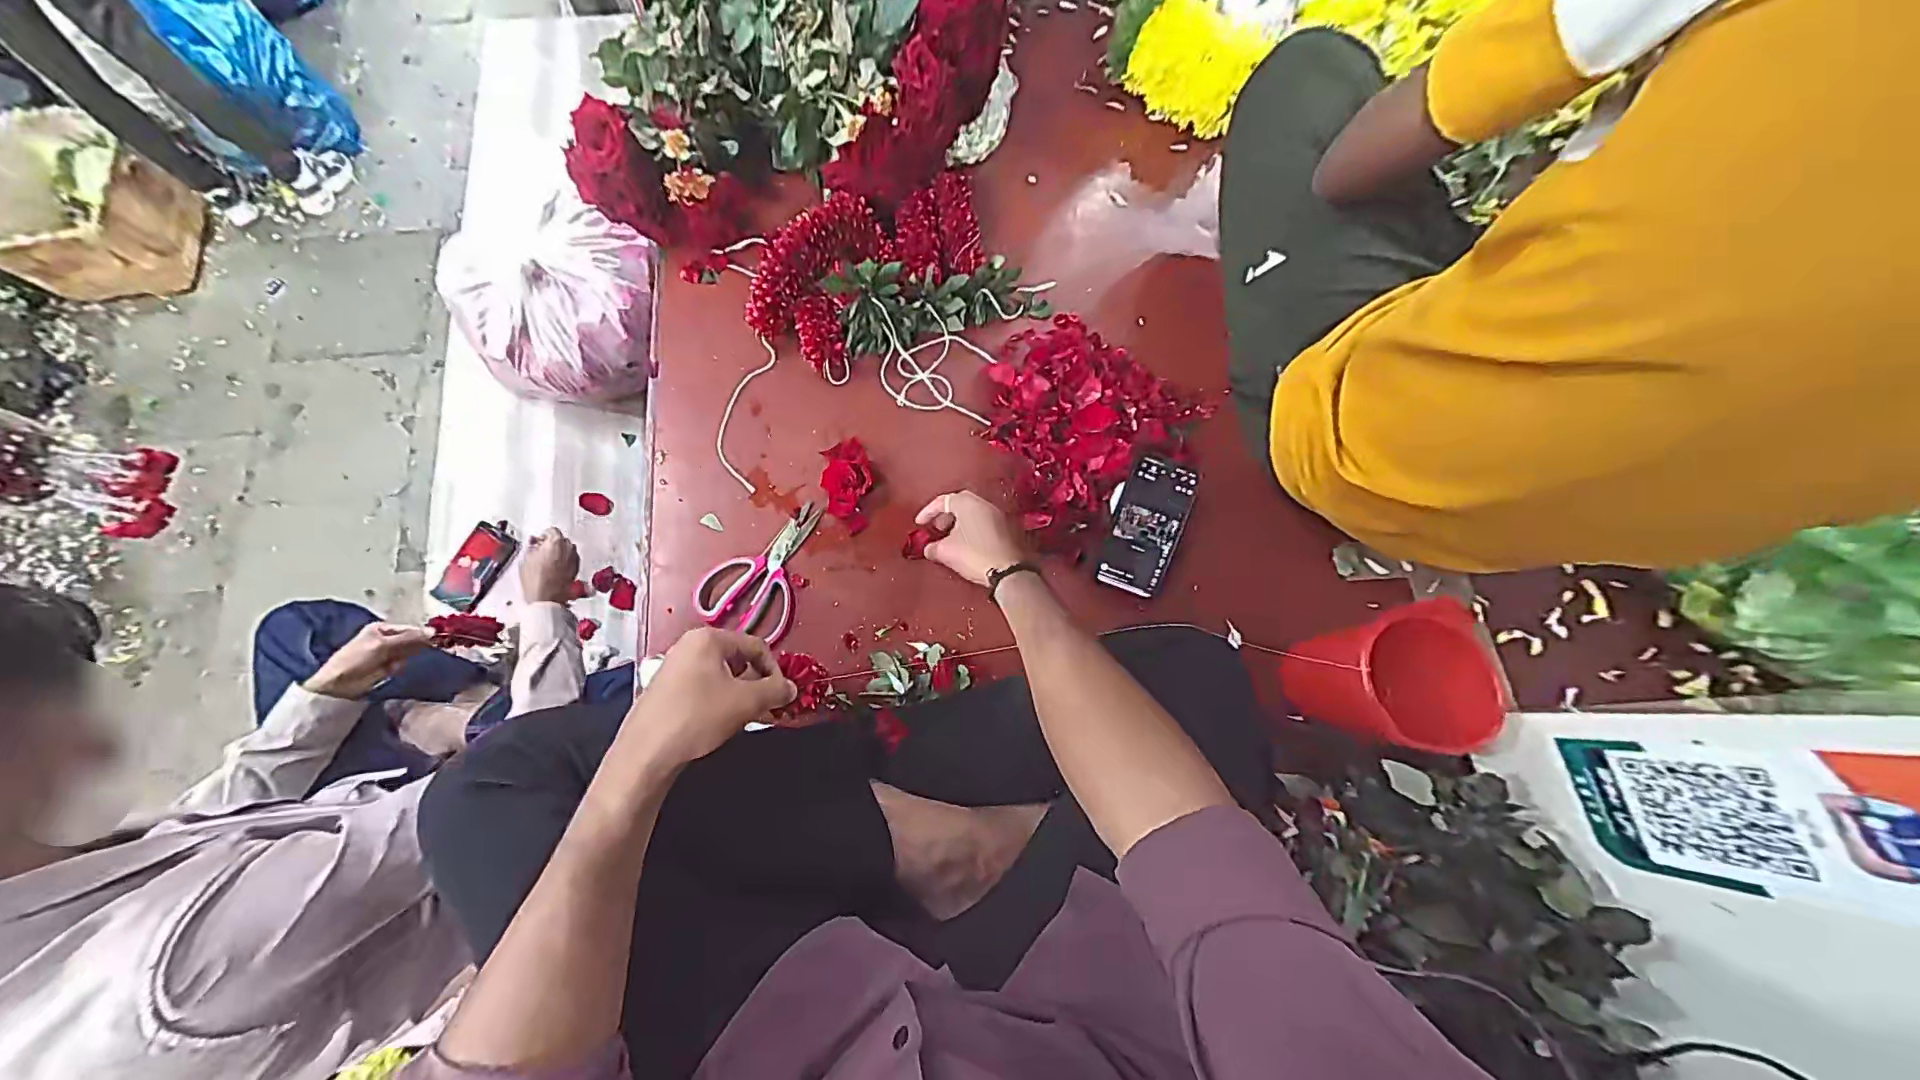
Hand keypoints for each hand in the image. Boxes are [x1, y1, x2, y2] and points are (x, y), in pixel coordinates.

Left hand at [305, 622, 434, 699]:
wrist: (337, 685)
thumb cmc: (356, 659)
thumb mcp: (382, 645)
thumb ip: (409, 638)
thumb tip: (434, 631)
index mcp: (383, 628)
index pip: (411, 628)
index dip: (423, 634)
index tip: (435, 641)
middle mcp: (387, 638)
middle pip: (413, 639)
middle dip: (416, 647)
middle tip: (413, 653)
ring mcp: (388, 652)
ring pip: (411, 652)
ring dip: (407, 658)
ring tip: (394, 664)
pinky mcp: (389, 665)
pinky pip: (404, 662)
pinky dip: (401, 666)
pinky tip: (391, 670)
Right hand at [521, 528, 579, 604]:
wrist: (547, 598)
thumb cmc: (537, 580)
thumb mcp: (526, 559)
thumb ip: (532, 547)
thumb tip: (534, 543)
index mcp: (556, 542)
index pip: (552, 530)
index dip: (543, 536)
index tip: (538, 540)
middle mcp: (569, 548)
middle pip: (561, 539)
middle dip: (552, 543)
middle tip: (541, 550)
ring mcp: (574, 558)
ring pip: (567, 549)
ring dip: (559, 552)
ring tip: (546, 561)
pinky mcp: (577, 568)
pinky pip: (571, 559)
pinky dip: (564, 560)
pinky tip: (554, 568)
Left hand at [617, 629, 795, 765]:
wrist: (645, 753)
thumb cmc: (696, 717)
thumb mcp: (746, 702)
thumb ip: (775, 691)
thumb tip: (790, 688)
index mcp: (708, 639)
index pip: (757, 646)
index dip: (775, 670)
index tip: (781, 694)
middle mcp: (690, 646)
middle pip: (739, 660)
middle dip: (757, 685)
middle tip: (766, 708)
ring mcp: (676, 666)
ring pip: (723, 676)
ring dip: (741, 695)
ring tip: (746, 718)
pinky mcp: (668, 688)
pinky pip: (705, 687)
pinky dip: (721, 701)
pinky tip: (723, 723)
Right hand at [914, 490, 1028, 587]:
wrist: (1008, 571)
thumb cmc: (975, 555)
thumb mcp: (945, 552)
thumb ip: (932, 547)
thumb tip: (929, 549)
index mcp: (968, 503)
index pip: (942, 501)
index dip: (928, 512)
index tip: (920, 523)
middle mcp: (985, 504)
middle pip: (960, 505)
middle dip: (945, 516)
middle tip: (936, 529)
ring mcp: (999, 516)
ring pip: (973, 514)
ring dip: (959, 524)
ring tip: (950, 540)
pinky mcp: (1008, 529)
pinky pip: (984, 524)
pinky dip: (972, 530)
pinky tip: (967, 546)